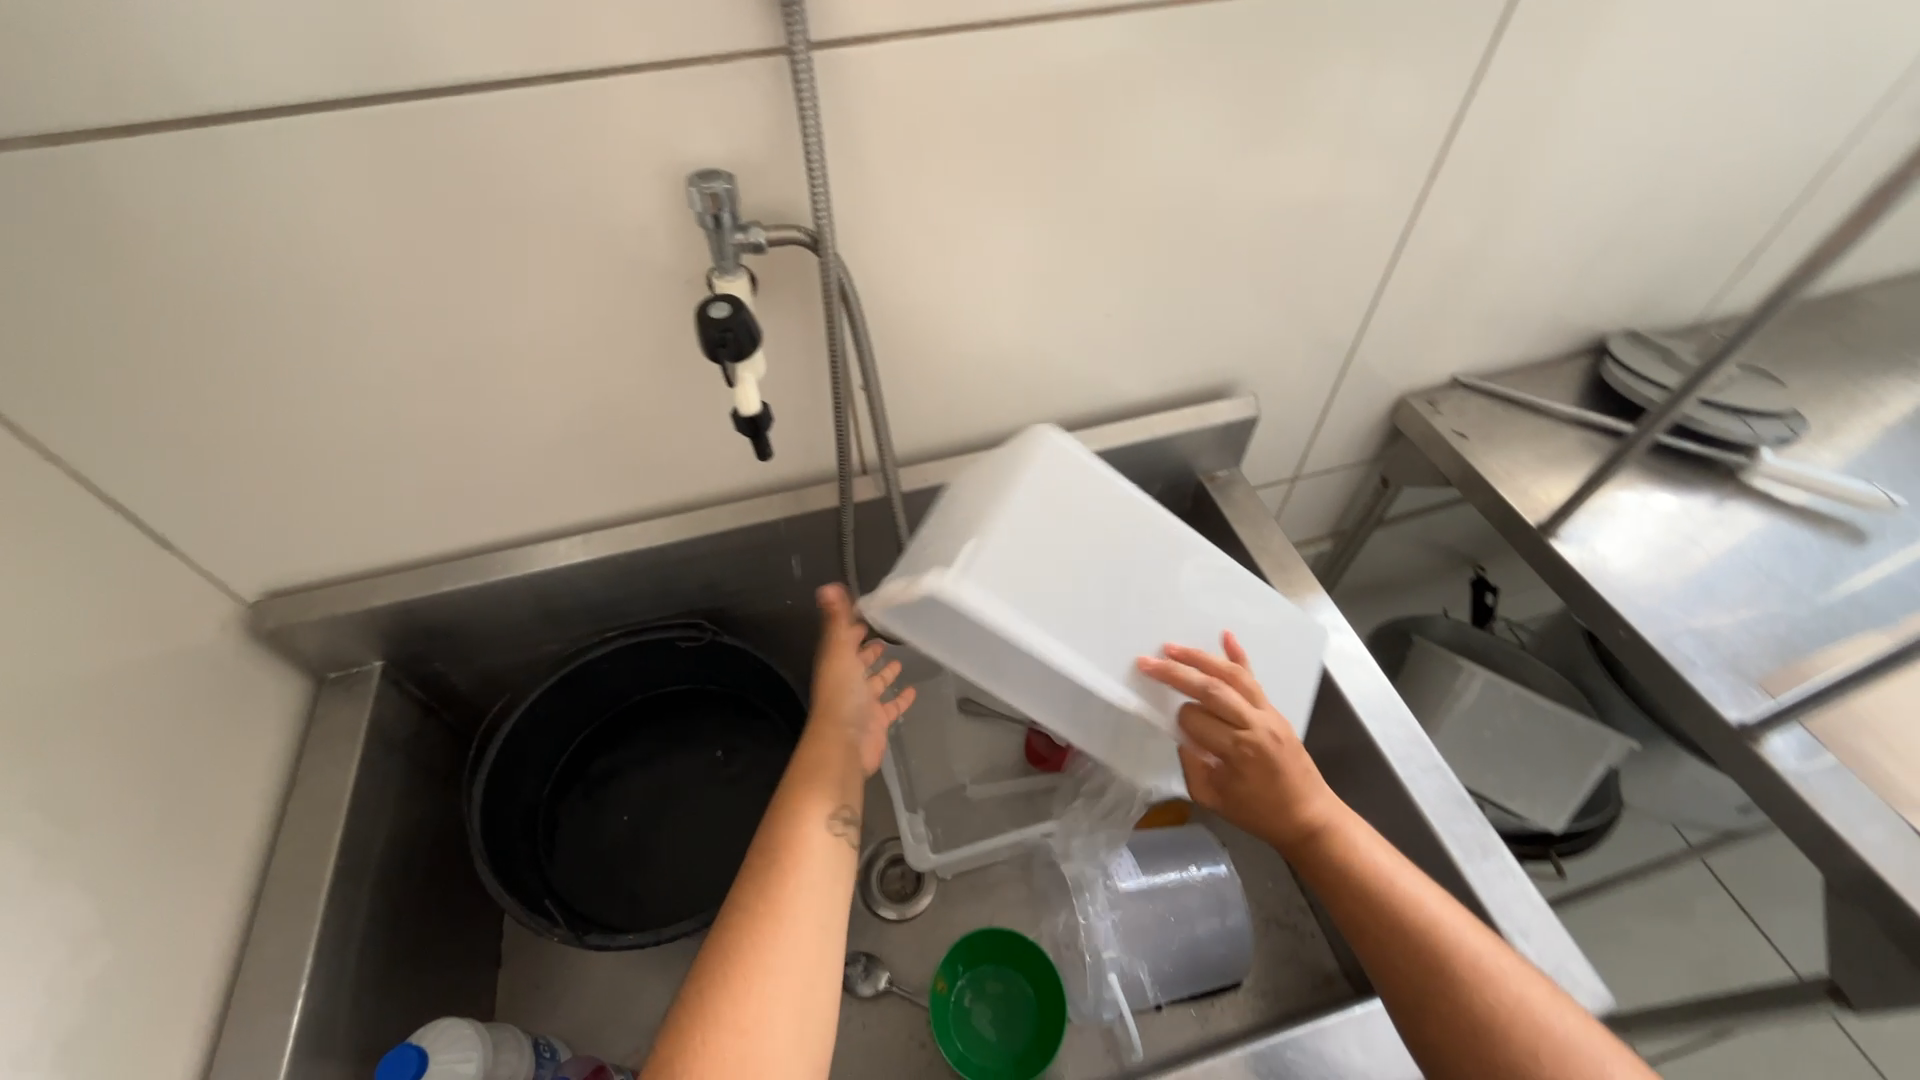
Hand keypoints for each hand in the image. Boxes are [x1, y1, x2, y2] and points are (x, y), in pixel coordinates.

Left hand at [808, 584, 915, 775]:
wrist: (845, 742)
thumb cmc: (841, 694)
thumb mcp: (838, 650)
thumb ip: (836, 620)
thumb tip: (827, 587)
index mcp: (836, 662)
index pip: (844, 638)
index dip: (852, 626)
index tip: (866, 613)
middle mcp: (848, 681)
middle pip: (859, 661)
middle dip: (868, 649)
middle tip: (883, 635)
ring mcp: (863, 702)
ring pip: (876, 683)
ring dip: (885, 672)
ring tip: (899, 659)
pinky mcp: (878, 720)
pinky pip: (892, 706)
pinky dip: (901, 698)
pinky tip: (913, 691)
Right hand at [1137, 633, 1344, 853]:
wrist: (1309, 816)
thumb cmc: (1258, 813)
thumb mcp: (1212, 798)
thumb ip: (1191, 764)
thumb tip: (1182, 733)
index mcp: (1238, 750)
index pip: (1195, 719)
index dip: (1180, 721)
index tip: (1177, 729)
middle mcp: (1254, 724)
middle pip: (1210, 688)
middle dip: (1175, 673)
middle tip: (1147, 662)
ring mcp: (1268, 713)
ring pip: (1231, 675)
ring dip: (1200, 658)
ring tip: (1172, 648)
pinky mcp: (1275, 710)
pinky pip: (1254, 679)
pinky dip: (1240, 655)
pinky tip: (1226, 635)